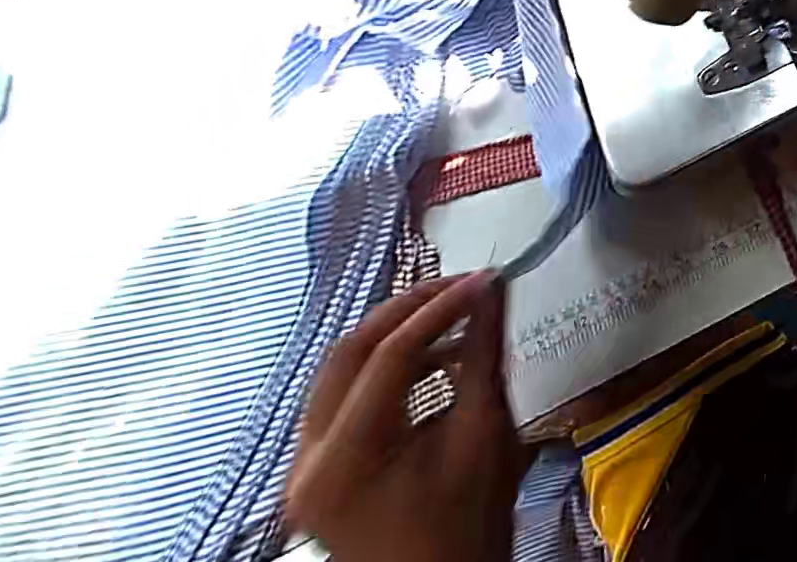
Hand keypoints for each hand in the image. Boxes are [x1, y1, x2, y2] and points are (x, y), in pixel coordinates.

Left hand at [287, 271, 524, 561]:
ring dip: (399, 333)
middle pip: (348, 353)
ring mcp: (304, 465)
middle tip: (464, 286)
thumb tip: (492, 288)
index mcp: (344, 459)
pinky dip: (391, 364)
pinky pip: (348, 393)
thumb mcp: (484, 429)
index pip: (390, 355)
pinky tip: (437, 358)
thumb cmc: (469, 517)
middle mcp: (306, 459)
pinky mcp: (320, 466)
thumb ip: (484, 352)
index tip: (487, 279)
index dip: (442, 307)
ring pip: (342, 368)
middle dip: (409, 308)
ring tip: (456, 316)